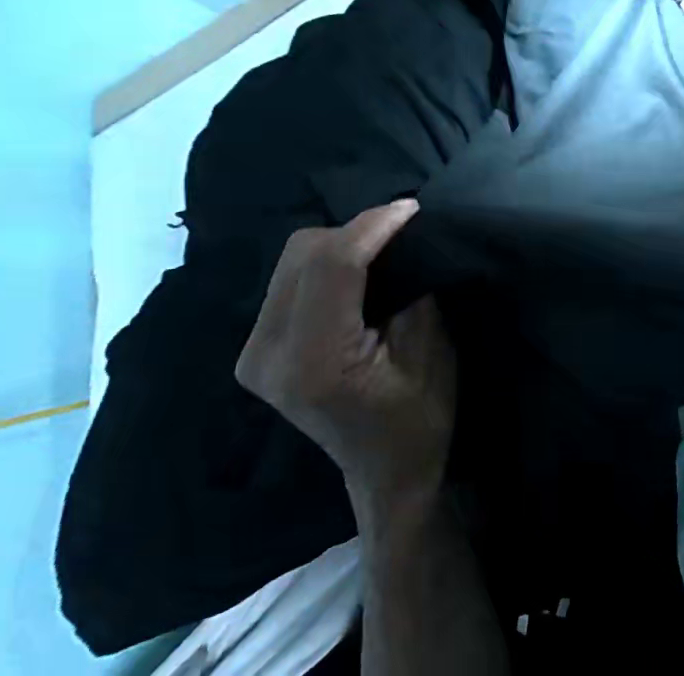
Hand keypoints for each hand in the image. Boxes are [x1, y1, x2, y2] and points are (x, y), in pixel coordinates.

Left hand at [235, 200, 455, 512]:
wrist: (385, 475)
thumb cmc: (419, 422)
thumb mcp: (430, 354)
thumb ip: (410, 289)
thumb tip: (403, 235)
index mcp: (314, 362)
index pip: (333, 265)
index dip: (373, 226)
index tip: (413, 209)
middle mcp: (268, 353)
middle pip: (304, 253)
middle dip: (357, 230)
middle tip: (402, 230)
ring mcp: (253, 351)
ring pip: (293, 258)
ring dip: (340, 243)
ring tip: (382, 247)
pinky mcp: (256, 347)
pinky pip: (288, 276)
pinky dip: (325, 261)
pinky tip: (355, 268)